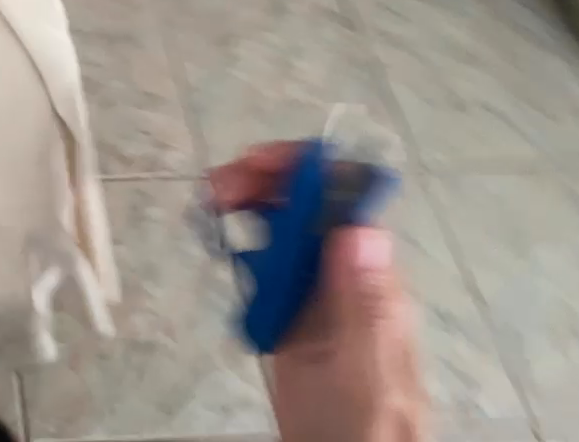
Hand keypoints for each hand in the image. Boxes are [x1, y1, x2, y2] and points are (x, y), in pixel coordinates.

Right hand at [209, 143, 426, 441]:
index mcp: (371, 280)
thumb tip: (360, 230)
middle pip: (307, 202)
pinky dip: (237, 236)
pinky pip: (264, 256)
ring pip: (282, 222)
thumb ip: (362, 307)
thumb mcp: (363, 372)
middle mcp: (344, 273)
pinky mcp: (289, 306)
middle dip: (262, 180)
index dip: (307, 169)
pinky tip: (214, 238)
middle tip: (215, 189)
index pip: (348, 199)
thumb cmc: (361, 425)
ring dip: (246, 200)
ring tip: (208, 204)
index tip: (256, 162)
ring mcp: (316, 288)